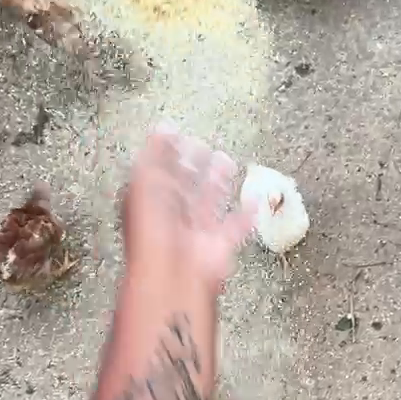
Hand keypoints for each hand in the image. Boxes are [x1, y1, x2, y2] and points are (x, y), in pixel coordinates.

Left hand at [120, 121, 257, 293]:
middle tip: (205, 147)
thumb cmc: (155, 229)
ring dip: (218, 183)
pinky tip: (254, 201)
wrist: (174, 271)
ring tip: (228, 162)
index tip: (179, 135)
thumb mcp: (146, 181)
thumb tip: (163, 127)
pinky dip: (245, 215)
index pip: (160, 172)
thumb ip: (155, 154)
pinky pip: (234, 228)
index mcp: (150, 201)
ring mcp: (196, 233)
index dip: (169, 153)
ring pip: (208, 203)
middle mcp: (172, 217)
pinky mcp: (218, 247)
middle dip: (195, 166)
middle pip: (185, 187)